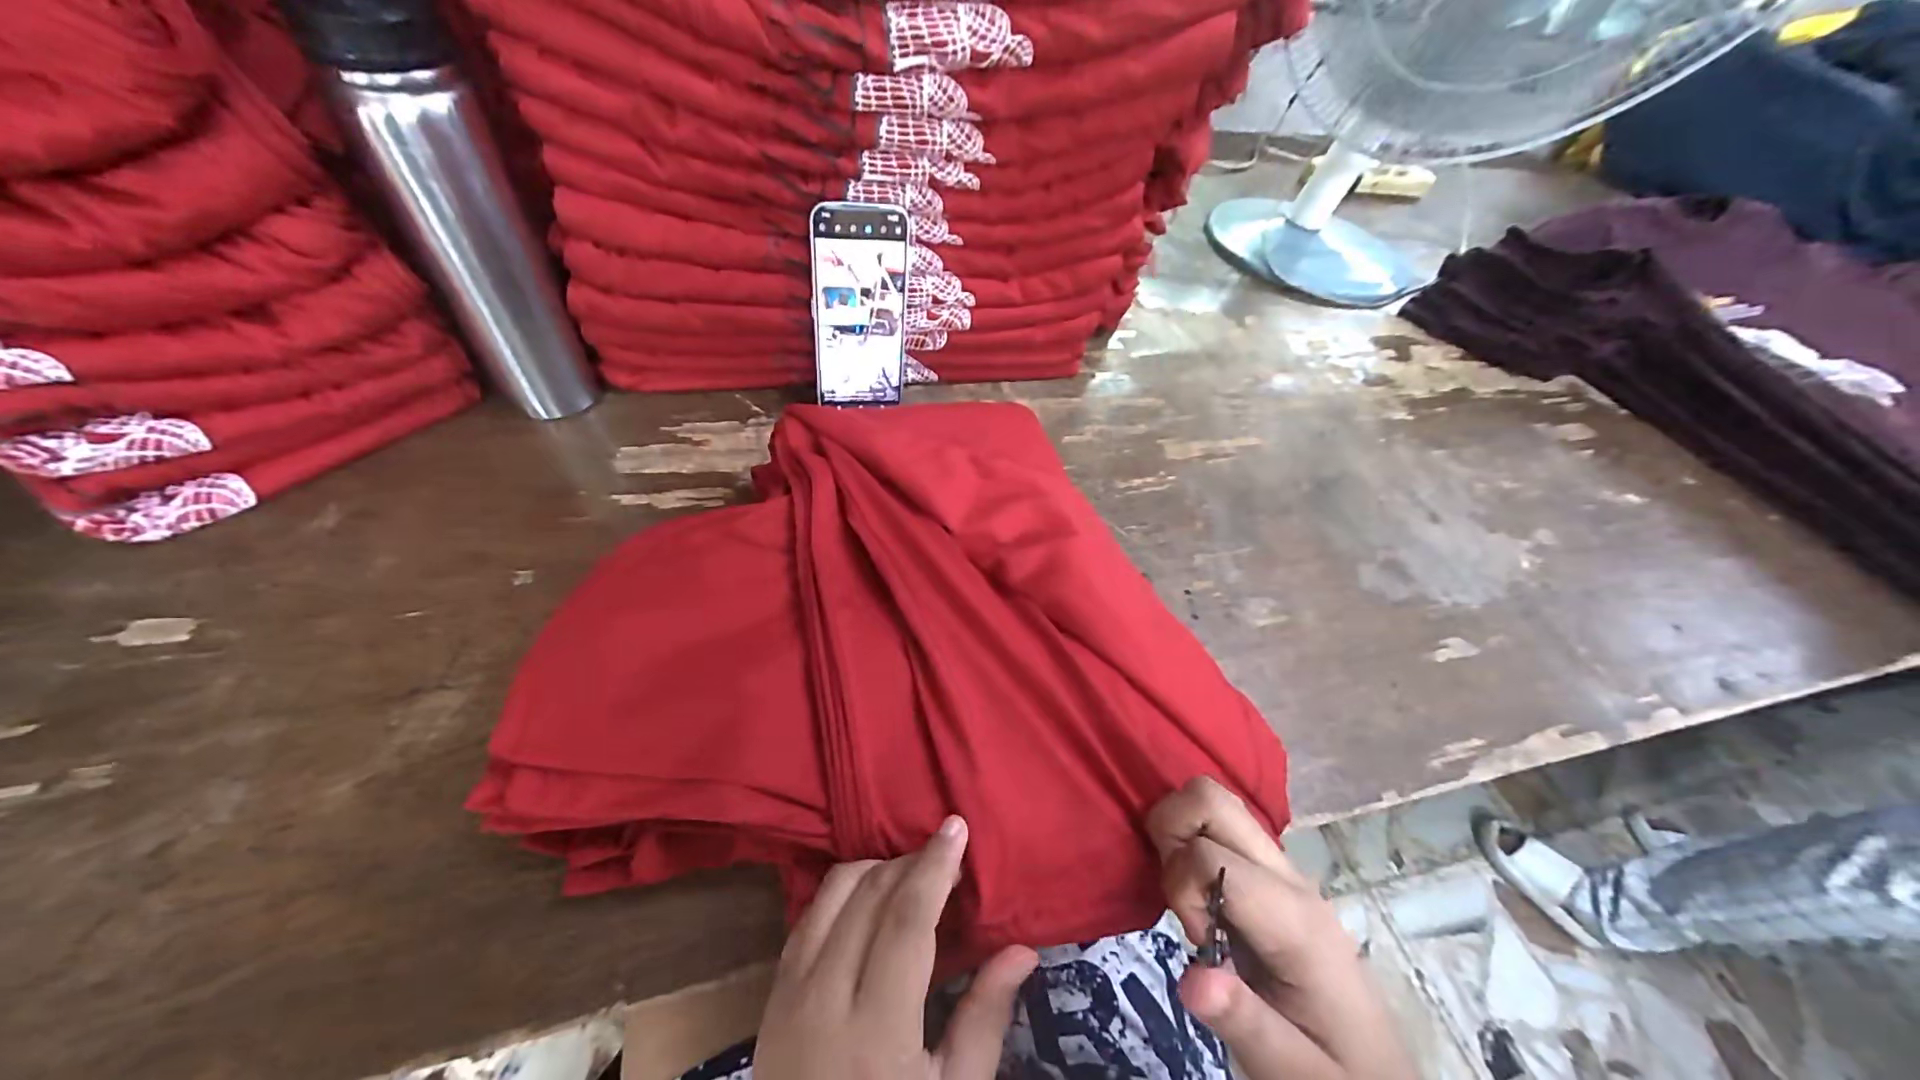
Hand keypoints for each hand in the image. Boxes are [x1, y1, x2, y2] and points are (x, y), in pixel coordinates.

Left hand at [755, 816, 1039, 1079]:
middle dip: (910, 863)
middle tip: (945, 859)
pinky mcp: (771, 996)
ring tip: (909, 875)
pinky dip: (841, 893)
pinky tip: (867, 898)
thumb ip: (984, 1018)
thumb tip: (1021, 949)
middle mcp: (823, 998)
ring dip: (873, 870)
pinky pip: (806, 918)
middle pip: (868, 896)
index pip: (907, 919)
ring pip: (831, 894)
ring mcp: (788, 994)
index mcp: (876, 1029)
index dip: (934, 866)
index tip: (956, 827)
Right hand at [1149, 778, 1414, 1079]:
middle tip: (1178, 900)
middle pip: (1212, 798)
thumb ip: (1244, 1022)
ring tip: (1190, 905)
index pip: (1209, 855)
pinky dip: (1189, 844)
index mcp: (1295, 920)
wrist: (1378, 1073)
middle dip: (1171, 831)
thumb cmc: (1336, 1072)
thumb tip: (1191, 977)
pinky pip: (1219, 829)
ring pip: (1213, 804)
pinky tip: (1200, 902)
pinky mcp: (1269, 877)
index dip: (1181, 891)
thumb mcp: (1293, 1070)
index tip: (1202, 947)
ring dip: (1179, 838)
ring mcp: (1281, 872)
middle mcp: (1288, 878)